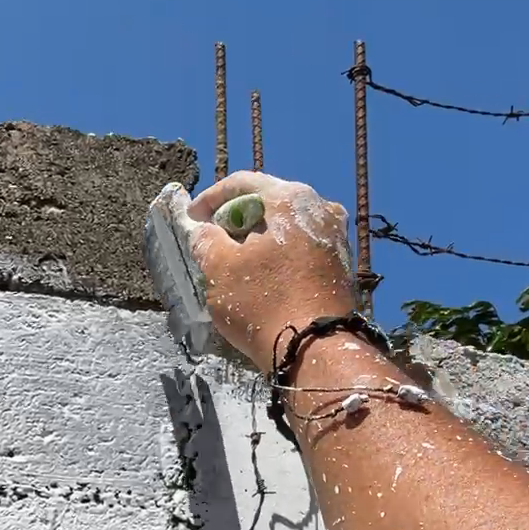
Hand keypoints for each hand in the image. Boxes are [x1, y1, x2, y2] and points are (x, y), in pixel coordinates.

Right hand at [187, 171, 357, 367]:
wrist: (313, 347)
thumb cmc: (261, 304)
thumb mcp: (219, 270)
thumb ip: (206, 241)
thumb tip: (204, 230)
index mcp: (290, 198)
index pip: (242, 183)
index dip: (210, 198)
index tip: (190, 217)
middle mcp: (320, 206)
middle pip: (267, 200)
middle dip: (234, 218)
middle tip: (211, 238)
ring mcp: (334, 234)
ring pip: (285, 224)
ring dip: (256, 236)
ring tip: (234, 259)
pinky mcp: (338, 262)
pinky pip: (299, 245)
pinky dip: (275, 252)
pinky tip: (260, 274)